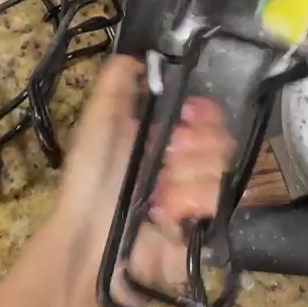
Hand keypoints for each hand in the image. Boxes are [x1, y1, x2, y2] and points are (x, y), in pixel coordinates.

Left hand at [50, 57, 232, 304]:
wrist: (88, 251)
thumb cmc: (89, 184)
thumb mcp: (95, 125)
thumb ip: (114, 86)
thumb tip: (135, 55)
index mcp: (158, 142)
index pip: (201, 117)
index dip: (201, 112)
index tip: (189, 114)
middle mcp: (180, 169)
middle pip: (218, 140)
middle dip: (197, 142)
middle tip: (172, 153)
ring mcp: (193, 202)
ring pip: (220, 170)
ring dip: (188, 176)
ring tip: (162, 192)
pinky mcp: (201, 233)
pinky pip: (217, 206)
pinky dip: (191, 204)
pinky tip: (169, 212)